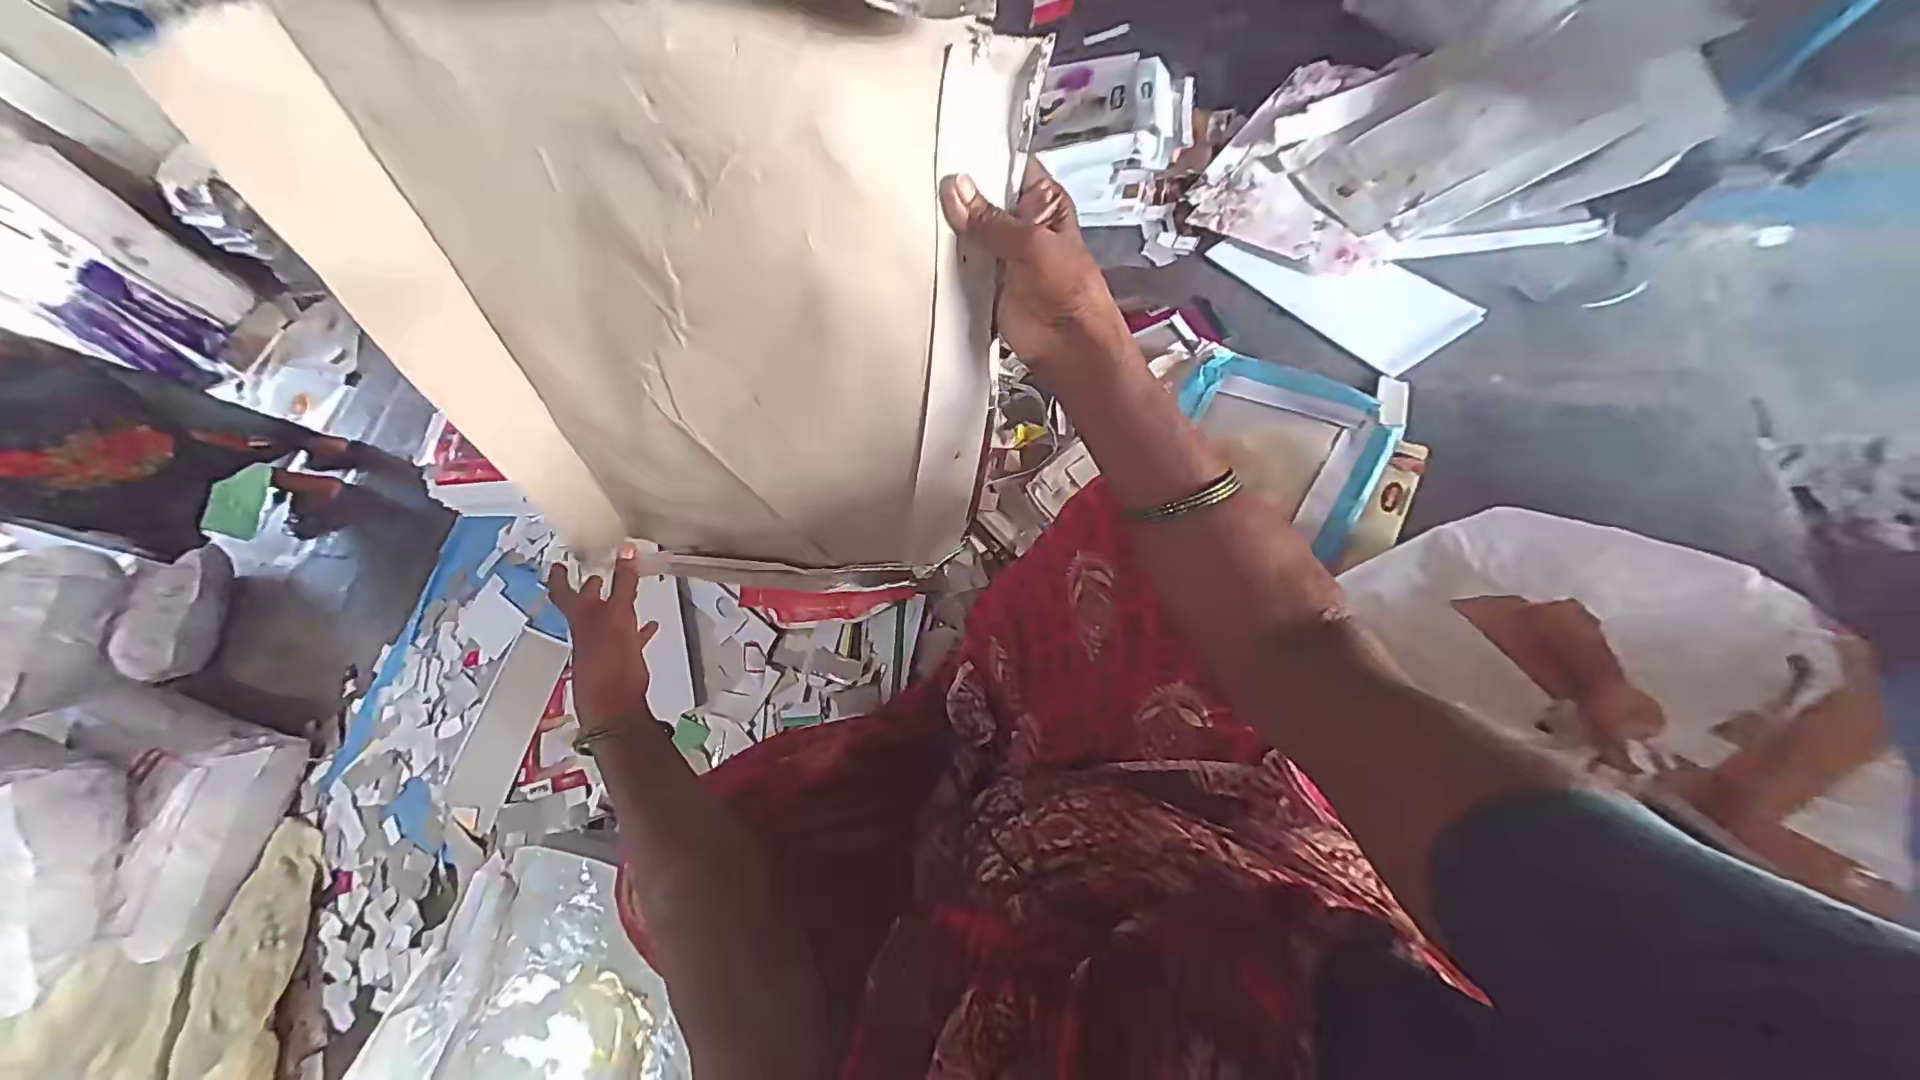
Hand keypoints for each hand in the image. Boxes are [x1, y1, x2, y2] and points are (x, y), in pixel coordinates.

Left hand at [546, 546, 659, 734]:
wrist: (616, 702)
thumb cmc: (609, 660)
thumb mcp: (619, 613)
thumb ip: (624, 582)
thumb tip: (625, 550)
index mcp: (582, 617)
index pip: (564, 591)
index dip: (560, 576)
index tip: (559, 564)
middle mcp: (587, 630)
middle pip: (585, 605)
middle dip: (590, 589)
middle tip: (596, 575)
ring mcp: (602, 646)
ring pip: (606, 620)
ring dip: (615, 607)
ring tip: (627, 595)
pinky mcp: (619, 659)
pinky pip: (627, 638)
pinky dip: (637, 630)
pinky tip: (649, 626)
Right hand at [940, 160, 1136, 384]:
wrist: (1067, 346)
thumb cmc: (1069, 292)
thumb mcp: (1032, 244)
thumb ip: (992, 220)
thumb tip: (956, 188)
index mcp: (1042, 203)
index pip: (1008, 166)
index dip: (981, 157)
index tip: (946, 147)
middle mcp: (1020, 225)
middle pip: (981, 201)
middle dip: (956, 195)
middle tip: (920, 179)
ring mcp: (1000, 256)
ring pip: (967, 234)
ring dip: (948, 231)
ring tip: (914, 211)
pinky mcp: (985, 285)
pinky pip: (960, 269)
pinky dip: (945, 264)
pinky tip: (921, 249)